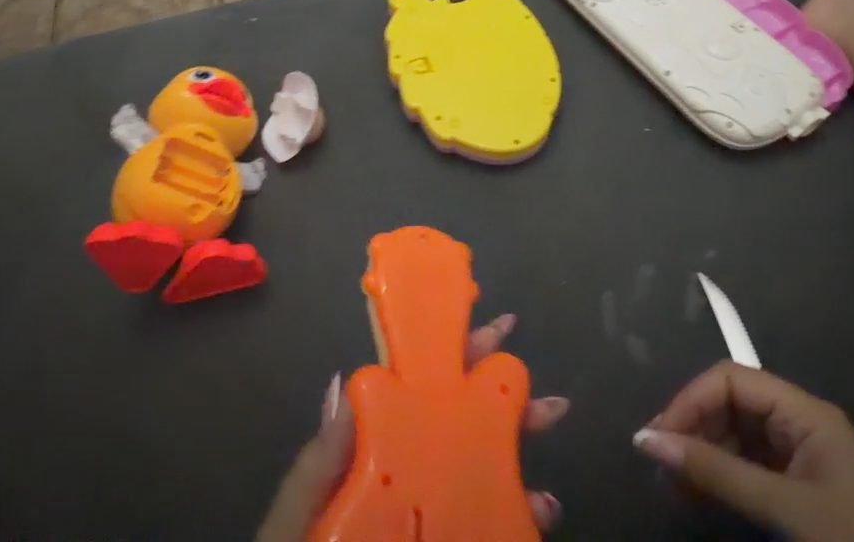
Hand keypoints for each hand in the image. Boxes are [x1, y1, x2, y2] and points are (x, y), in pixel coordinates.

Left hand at [255, 314, 566, 541]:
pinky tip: (540, 511)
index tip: (495, 331)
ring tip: (546, 472)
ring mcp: (429, 501)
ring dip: (520, 454)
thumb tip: (346, 378)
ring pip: (485, 464)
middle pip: (464, 417)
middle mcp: (408, 463)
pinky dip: (520, 510)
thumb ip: (324, 454)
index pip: (419, 383)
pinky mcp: (448, 530)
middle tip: (549, 403)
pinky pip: (492, 517)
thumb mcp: (304, 502)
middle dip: (506, 402)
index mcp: (373, 441)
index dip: (456, 353)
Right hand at [633, 361, 853, 541]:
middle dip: (691, 429)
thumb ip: (717, 473)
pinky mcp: (799, 488)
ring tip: (673, 487)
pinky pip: (747, 467)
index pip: (733, 380)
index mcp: (807, 414)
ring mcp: (801, 457)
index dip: (691, 400)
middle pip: (731, 405)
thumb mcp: (784, 507)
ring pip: (735, 437)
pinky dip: (718, 477)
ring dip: (700, 455)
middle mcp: (802, 424)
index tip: (658, 438)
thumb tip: (646, 440)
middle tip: (658, 466)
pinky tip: (696, 496)